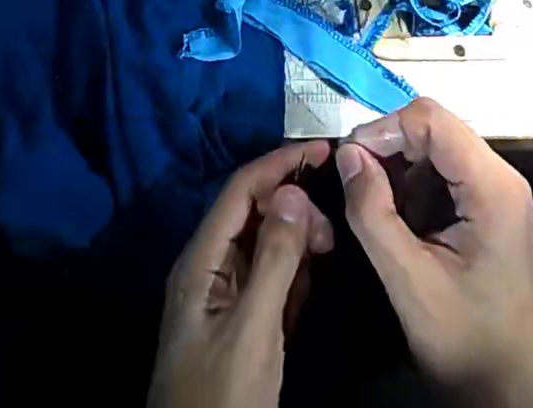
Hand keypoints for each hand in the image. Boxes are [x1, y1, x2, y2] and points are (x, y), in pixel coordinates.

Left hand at [150, 141, 334, 407]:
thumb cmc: (221, 394)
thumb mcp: (252, 327)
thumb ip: (273, 257)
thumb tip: (294, 191)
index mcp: (202, 260)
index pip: (240, 190)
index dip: (279, 163)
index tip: (323, 150)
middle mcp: (211, 266)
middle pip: (253, 210)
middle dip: (294, 204)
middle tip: (330, 225)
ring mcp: (226, 293)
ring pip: (266, 240)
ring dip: (297, 234)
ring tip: (326, 248)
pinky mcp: (242, 315)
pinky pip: (271, 271)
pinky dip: (295, 263)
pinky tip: (314, 269)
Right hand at [337, 99, 532, 407]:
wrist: (512, 391)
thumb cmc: (466, 340)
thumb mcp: (409, 281)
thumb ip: (373, 212)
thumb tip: (348, 154)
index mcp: (492, 186)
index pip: (433, 120)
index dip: (386, 128)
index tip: (349, 158)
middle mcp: (501, 175)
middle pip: (437, 128)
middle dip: (390, 145)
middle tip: (354, 178)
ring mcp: (498, 190)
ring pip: (438, 147)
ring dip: (400, 165)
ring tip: (372, 201)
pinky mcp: (490, 206)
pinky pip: (445, 172)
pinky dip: (414, 184)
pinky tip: (397, 216)